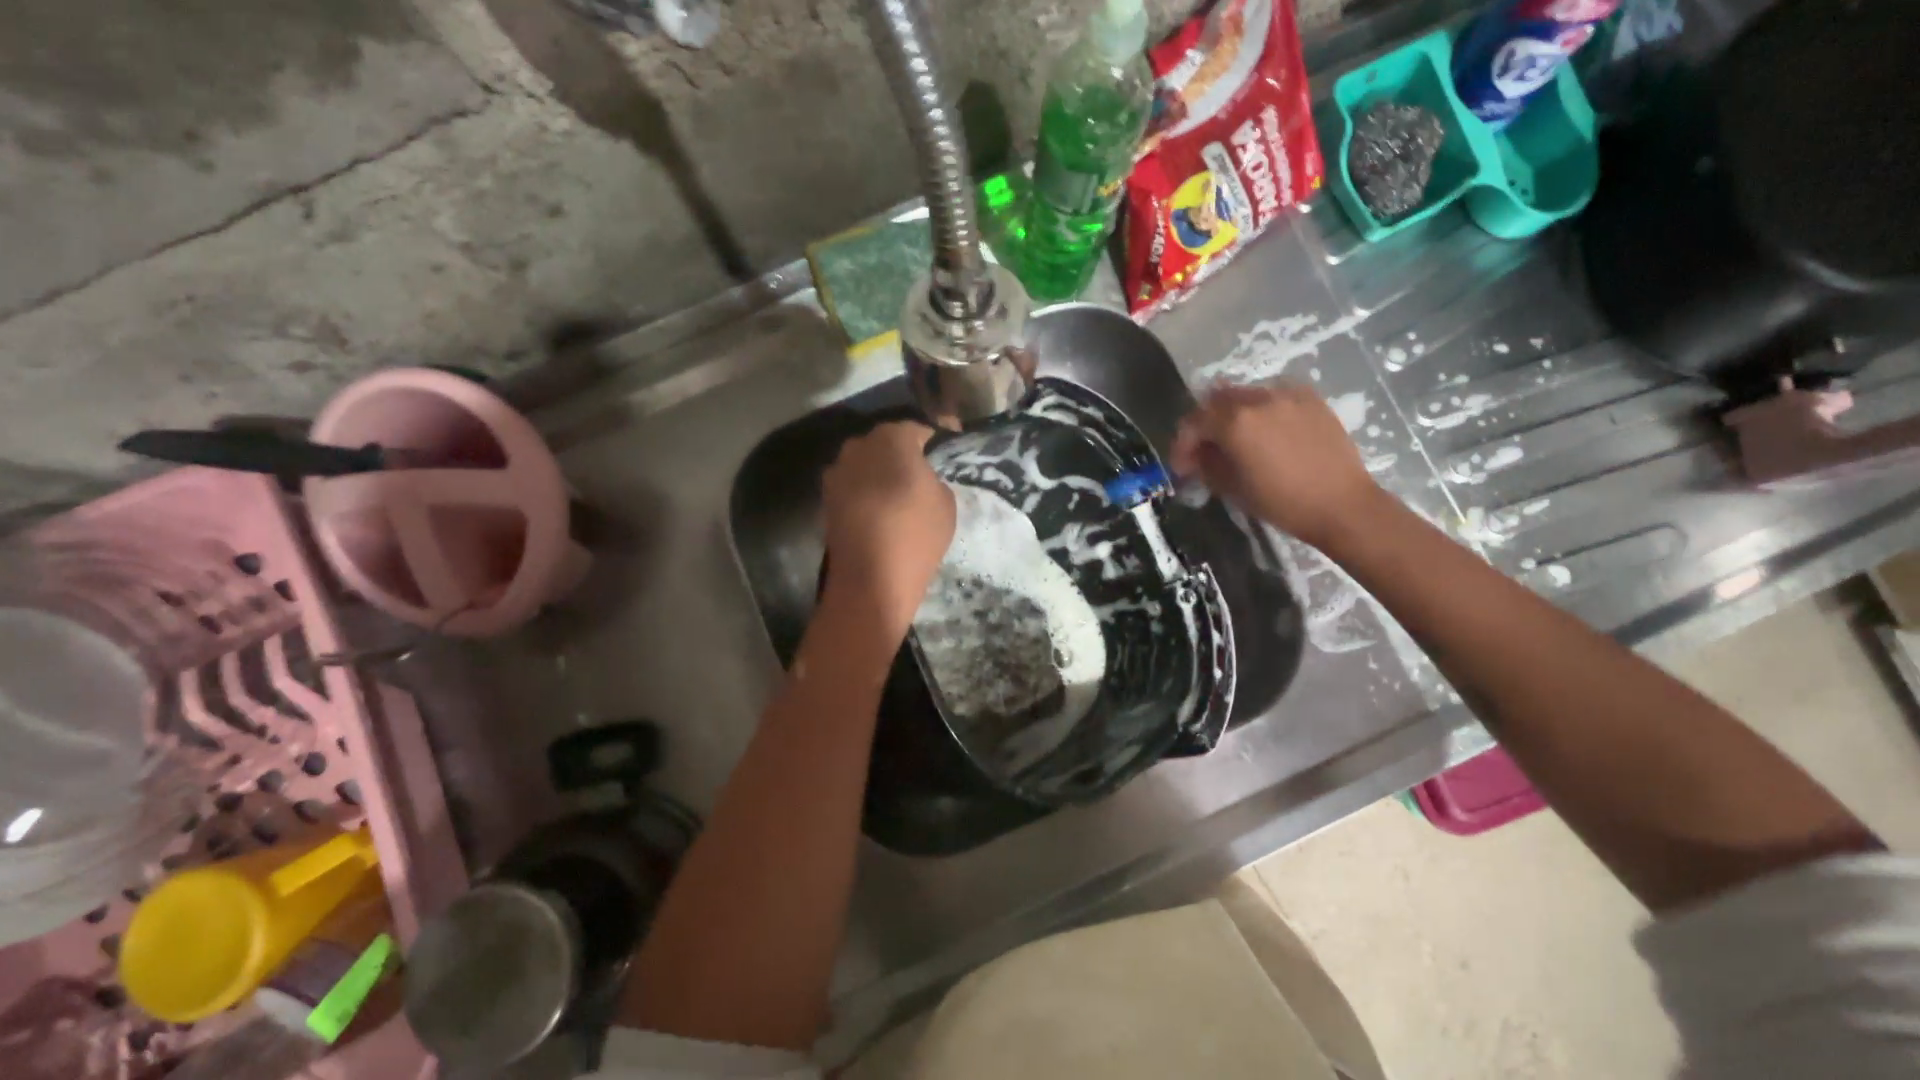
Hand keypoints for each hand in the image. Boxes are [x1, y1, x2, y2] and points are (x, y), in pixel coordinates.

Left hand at [821, 421, 955, 635]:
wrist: (870, 580)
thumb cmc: (915, 535)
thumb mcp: (945, 501)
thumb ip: (933, 476)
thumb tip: (920, 474)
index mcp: (892, 438)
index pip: (919, 429)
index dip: (936, 440)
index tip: (948, 450)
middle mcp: (859, 446)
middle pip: (887, 442)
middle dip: (904, 453)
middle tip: (924, 473)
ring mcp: (837, 471)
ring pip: (867, 463)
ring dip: (882, 472)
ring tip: (900, 493)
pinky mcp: (826, 497)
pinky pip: (854, 485)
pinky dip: (867, 491)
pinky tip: (881, 509)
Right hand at [1170, 382, 1385, 547]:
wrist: (1342, 504)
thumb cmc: (1282, 502)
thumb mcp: (1233, 488)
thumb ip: (1207, 464)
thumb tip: (1196, 455)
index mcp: (1235, 421)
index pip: (1194, 421)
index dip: (1183, 443)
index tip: (1183, 465)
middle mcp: (1259, 399)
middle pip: (1218, 399)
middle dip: (1206, 423)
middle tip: (1207, 449)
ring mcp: (1288, 395)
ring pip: (1247, 396)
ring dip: (1234, 415)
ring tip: (1239, 442)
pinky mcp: (1311, 399)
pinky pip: (1275, 398)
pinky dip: (1263, 412)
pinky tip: (1269, 435)